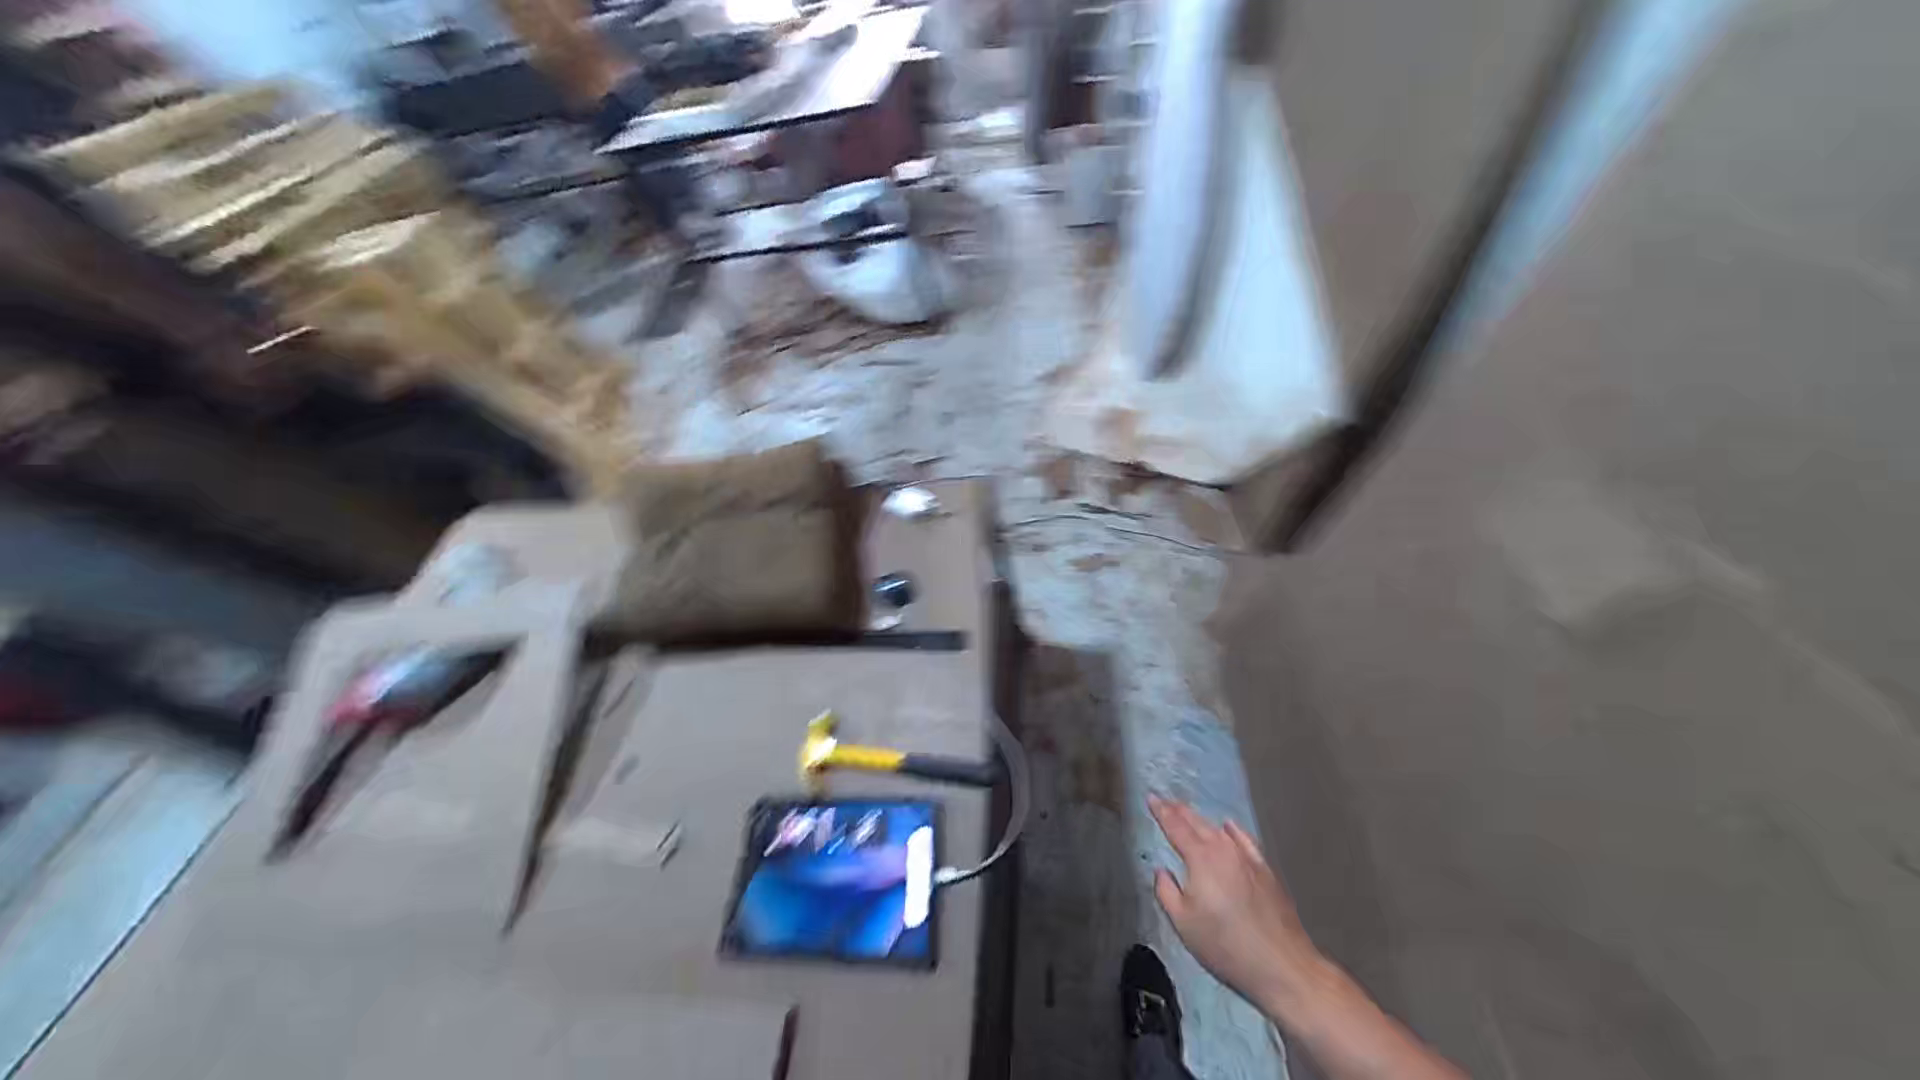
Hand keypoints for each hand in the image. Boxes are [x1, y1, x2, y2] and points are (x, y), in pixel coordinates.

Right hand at [1149, 795, 1327, 1016]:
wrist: (1282, 965)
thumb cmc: (1225, 945)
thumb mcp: (1183, 923)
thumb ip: (1166, 892)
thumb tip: (1162, 871)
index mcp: (1200, 858)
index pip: (1175, 827)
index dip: (1161, 811)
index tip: (1151, 797)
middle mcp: (1223, 850)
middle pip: (1197, 823)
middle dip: (1179, 810)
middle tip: (1166, 801)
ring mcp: (1247, 859)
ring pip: (1218, 830)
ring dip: (1201, 819)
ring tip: (1189, 813)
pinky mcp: (1266, 871)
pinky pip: (1245, 840)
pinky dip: (1233, 830)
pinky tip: (1229, 827)